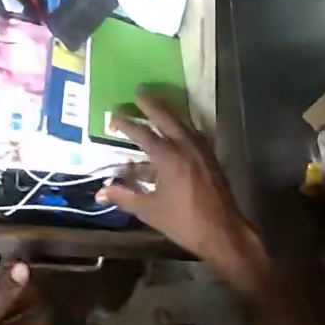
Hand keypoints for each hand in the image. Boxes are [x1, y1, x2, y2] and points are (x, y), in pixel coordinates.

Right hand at [100, 91, 269, 294]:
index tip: (113, 117)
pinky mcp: (210, 157)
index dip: (125, 124)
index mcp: (167, 157)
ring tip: (157, 102)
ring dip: (168, 110)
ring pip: (182, 122)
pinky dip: (183, 124)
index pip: (142, 133)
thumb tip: (100, 191)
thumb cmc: (184, 222)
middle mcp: (185, 147)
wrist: (224, 232)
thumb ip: (125, 197)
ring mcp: (201, 150)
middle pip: (166, 117)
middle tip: (138, 92)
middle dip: (150, 104)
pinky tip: (179, 127)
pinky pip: (194, 132)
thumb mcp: (150, 211)